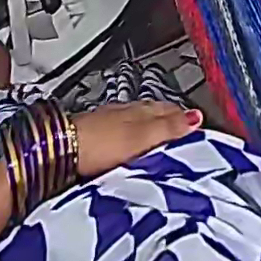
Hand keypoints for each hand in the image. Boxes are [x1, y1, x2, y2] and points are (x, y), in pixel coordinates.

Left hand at [71, 101, 202, 177]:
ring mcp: (113, 123)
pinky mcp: (99, 137)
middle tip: (186, 134)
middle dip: (172, 121)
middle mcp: (129, 112)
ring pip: (142, 122)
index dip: (186, 118)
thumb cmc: (101, 143)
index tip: (199, 127)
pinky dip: (137, 139)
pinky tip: (135, 148)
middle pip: (157, 114)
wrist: (62, 150)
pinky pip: (127, 134)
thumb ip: (168, 128)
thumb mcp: (141, 137)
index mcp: (142, 110)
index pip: (171, 110)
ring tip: (164, 142)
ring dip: (155, 130)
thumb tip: (196, 117)